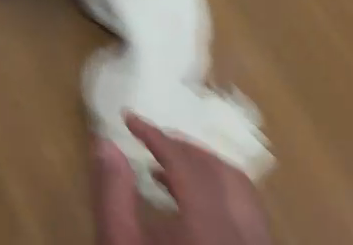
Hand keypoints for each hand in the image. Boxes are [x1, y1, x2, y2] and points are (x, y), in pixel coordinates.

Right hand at [93, 115, 271, 244]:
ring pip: (244, 193)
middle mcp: (244, 235)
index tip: (128, 120)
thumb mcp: (118, 240)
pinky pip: (248, 213)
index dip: (156, 136)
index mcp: (208, 227)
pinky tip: (185, 196)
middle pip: (225, 174)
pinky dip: (218, 191)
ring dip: (205, 168)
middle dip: (185, 148)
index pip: (187, 164)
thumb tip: (104, 143)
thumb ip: (111, 190)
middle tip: (150, 137)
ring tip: (166, 162)